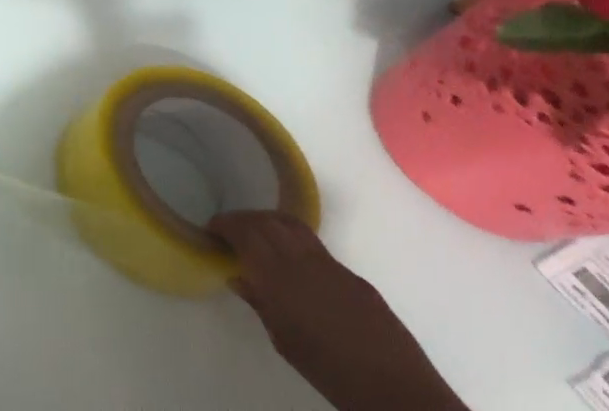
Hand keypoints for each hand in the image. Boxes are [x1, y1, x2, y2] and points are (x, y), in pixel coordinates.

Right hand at [211, 211, 467, 410]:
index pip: (245, 231)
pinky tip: (292, 265)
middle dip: (244, 220)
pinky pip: (315, 247)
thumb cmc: (327, 368)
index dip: (224, 225)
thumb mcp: (282, 339)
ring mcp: (333, 267)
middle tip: (229, 232)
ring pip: (294, 226)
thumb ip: (260, 302)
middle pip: (268, 221)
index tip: (212, 232)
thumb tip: (240, 278)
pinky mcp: (355, 278)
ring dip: (269, 223)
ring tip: (257, 238)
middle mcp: (304, 261)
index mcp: (279, 276)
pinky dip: (294, 243)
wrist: (396, 388)